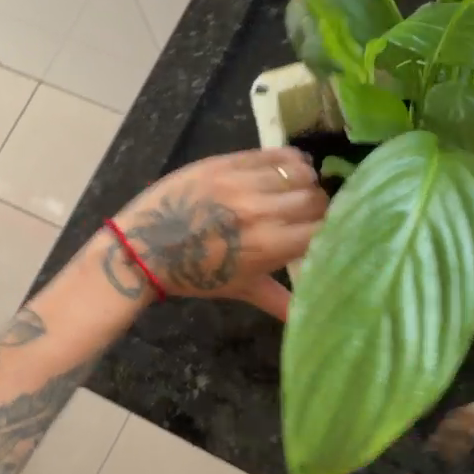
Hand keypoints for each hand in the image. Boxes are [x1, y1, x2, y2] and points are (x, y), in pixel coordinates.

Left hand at [101, 147, 326, 319]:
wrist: (143, 248)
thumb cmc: (193, 274)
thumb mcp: (239, 289)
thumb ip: (277, 299)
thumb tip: (306, 319)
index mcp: (268, 247)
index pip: (323, 228)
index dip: (329, 229)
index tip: (325, 232)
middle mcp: (261, 212)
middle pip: (316, 198)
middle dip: (318, 206)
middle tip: (311, 213)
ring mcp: (242, 183)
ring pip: (299, 173)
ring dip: (304, 182)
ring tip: (298, 190)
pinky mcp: (226, 162)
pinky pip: (273, 154)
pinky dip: (288, 161)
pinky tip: (289, 168)